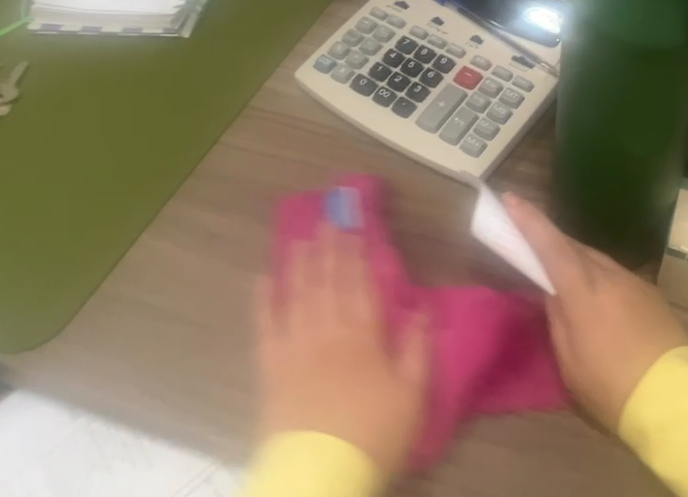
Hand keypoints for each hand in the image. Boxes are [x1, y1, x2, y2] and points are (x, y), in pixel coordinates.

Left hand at [254, 221, 430, 475]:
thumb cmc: (373, 433)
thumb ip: (418, 347)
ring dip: (301, 262)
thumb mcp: (412, 394)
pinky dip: (263, 300)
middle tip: (328, 216)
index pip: (361, 283)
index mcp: (363, 334)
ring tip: (302, 236)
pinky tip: (263, 278)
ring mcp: (295, 345)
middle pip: (329, 280)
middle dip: (330, 246)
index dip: (358, 252)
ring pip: (299, 293)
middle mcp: (328, 330)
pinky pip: (265, 325)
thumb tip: (423, 306)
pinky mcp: (270, 366)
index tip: (354, 224)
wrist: (320, 474)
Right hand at [505, 193, 687, 427]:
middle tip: (528, 237)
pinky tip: (594, 291)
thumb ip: (558, 317)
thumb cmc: (612, 387)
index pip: (551, 246)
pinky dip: (596, 273)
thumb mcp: (570, 361)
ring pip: (595, 258)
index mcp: (584, 292)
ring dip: (574, 257)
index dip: (529, 221)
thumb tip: (551, 291)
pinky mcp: (650, 293)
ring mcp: (633, 281)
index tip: (511, 198)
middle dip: (549, 238)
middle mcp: (609, 276)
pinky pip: (614, 273)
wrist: (674, 399)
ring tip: (559, 267)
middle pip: (573, 246)